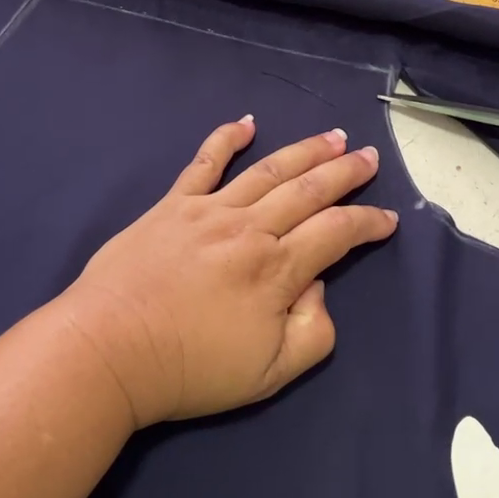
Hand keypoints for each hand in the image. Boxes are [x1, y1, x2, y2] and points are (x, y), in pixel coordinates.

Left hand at [51, 116, 397, 428]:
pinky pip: (205, 162)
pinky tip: (247, 123)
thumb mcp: (270, 375)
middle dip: (345, 172)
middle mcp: (250, 229)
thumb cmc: (191, 369)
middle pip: (309, 190)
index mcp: (277, 270)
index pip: (337, 233)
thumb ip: (312, 331)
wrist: (110, 349)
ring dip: (304, 151)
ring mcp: (210, 210)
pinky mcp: (174, 204)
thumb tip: (316, 284)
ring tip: (332, 136)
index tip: (387, 219)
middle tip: (368, 155)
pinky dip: (227, 138)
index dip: (368, 223)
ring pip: (268, 170)